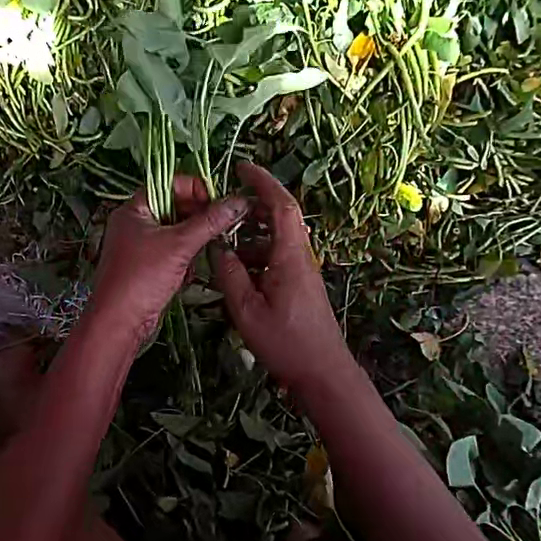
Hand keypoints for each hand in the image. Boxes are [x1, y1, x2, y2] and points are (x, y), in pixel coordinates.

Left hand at [90, 175, 250, 341]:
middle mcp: (135, 224)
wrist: (119, 323)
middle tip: (220, 227)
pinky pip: (173, 254)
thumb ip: (210, 222)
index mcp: (135, 209)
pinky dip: (183, 262)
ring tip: (198, 256)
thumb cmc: (142, 278)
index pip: (169, 184)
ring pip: (177, 234)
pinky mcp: (147, 268)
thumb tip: (238, 201)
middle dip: (198, 220)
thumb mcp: (179, 245)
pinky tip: (185, 275)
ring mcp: (140, 247)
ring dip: (191, 244)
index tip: (220, 202)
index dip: (195, 189)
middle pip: (175, 209)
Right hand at [211, 162, 358, 394]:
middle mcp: (300, 257)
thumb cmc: (285, 342)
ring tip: (221, 246)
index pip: (281, 205)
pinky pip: (277, 259)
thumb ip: (229, 274)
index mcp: (289, 256)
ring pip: (275, 241)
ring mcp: (302, 272)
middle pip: (279, 218)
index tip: (242, 167)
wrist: (322, 372)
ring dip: (250, 237)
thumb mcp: (246, 309)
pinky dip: (256, 258)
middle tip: (223, 207)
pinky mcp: (300, 287)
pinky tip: (236, 273)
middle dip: (252, 207)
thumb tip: (218, 248)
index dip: (263, 181)